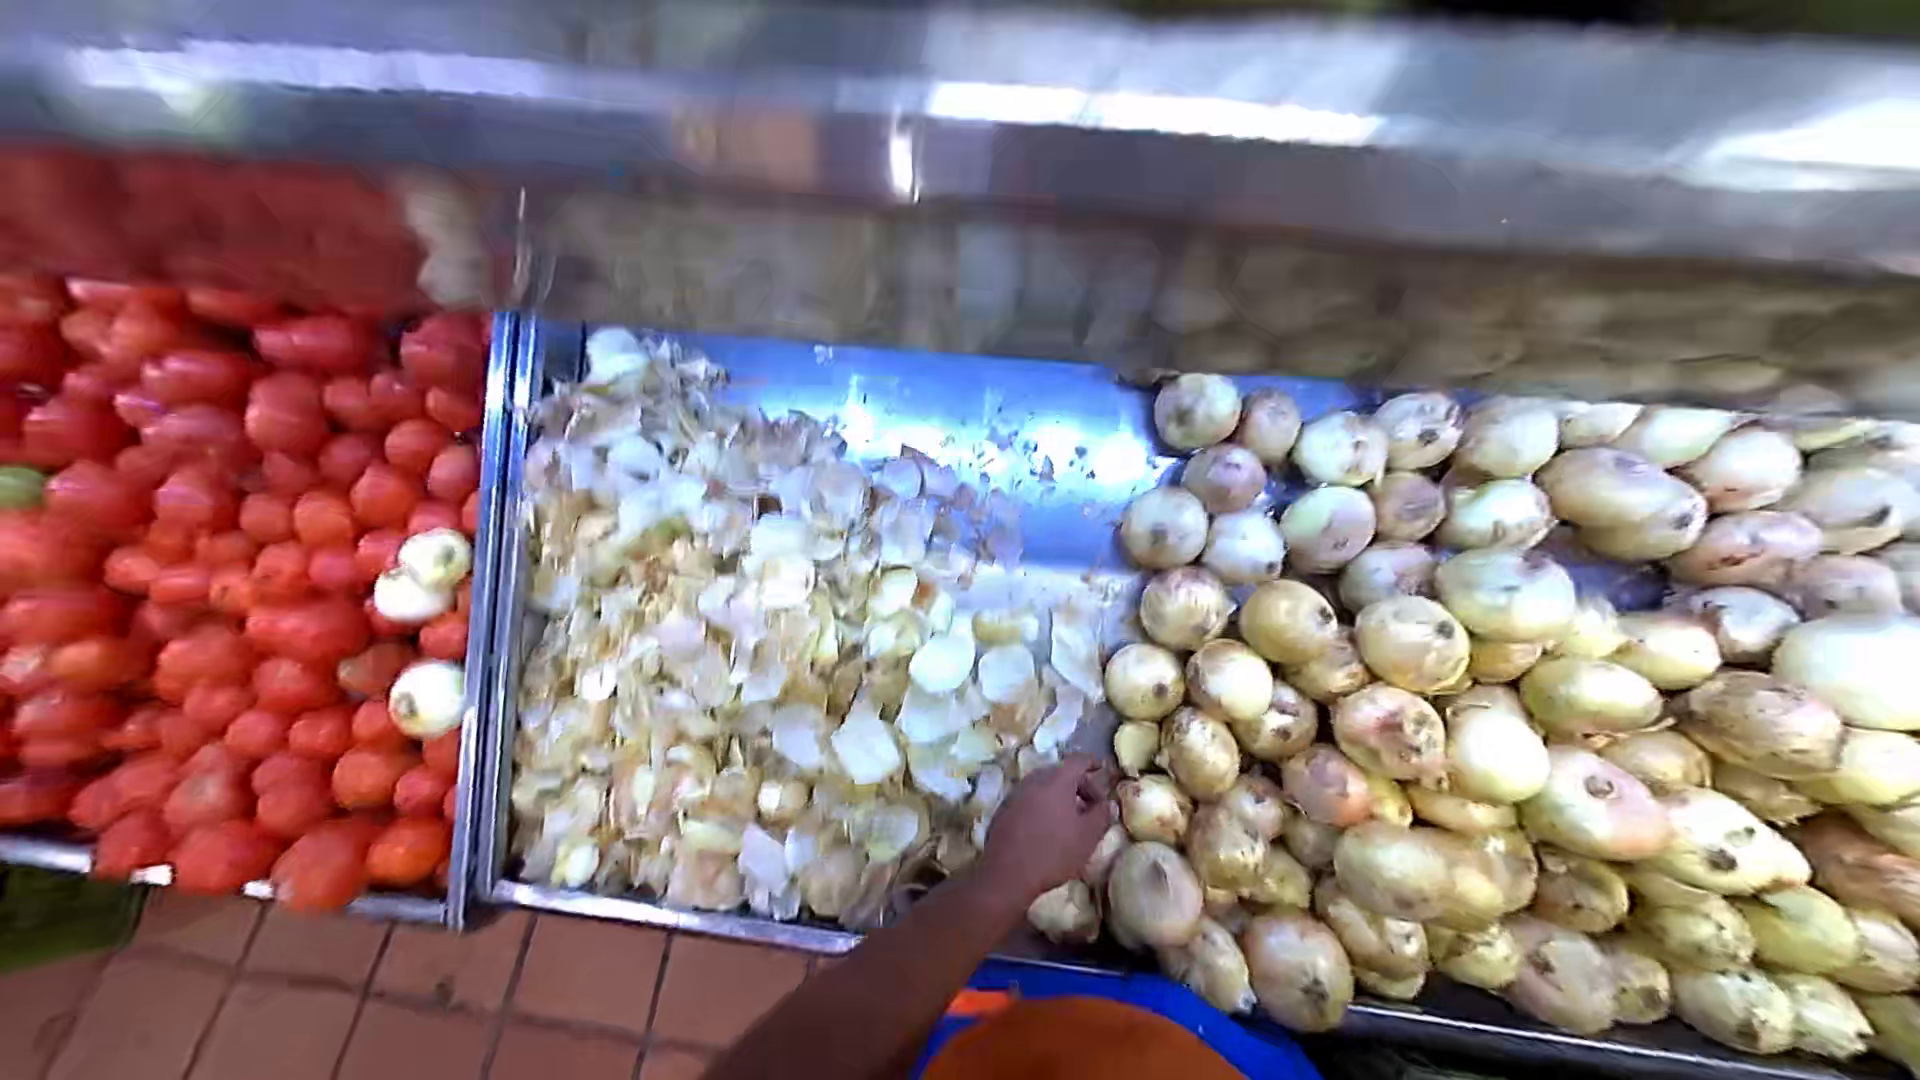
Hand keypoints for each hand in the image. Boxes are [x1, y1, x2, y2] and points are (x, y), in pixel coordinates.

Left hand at [978, 753, 1113, 904]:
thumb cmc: (1053, 851)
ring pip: (1044, 785)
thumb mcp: (1087, 836)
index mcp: (1056, 780)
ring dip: (1060, 795)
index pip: (1077, 760)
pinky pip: (1030, 797)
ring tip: (1071, 818)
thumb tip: (1108, 803)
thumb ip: (1101, 815)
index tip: (1101, 767)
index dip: (1092, 762)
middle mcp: (1034, 779)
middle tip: (1091, 805)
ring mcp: (1016, 792)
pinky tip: (1048, 827)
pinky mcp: (1005, 807)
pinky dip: (1043, 804)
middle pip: (1060, 772)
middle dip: (1078, 784)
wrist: (1007, 872)